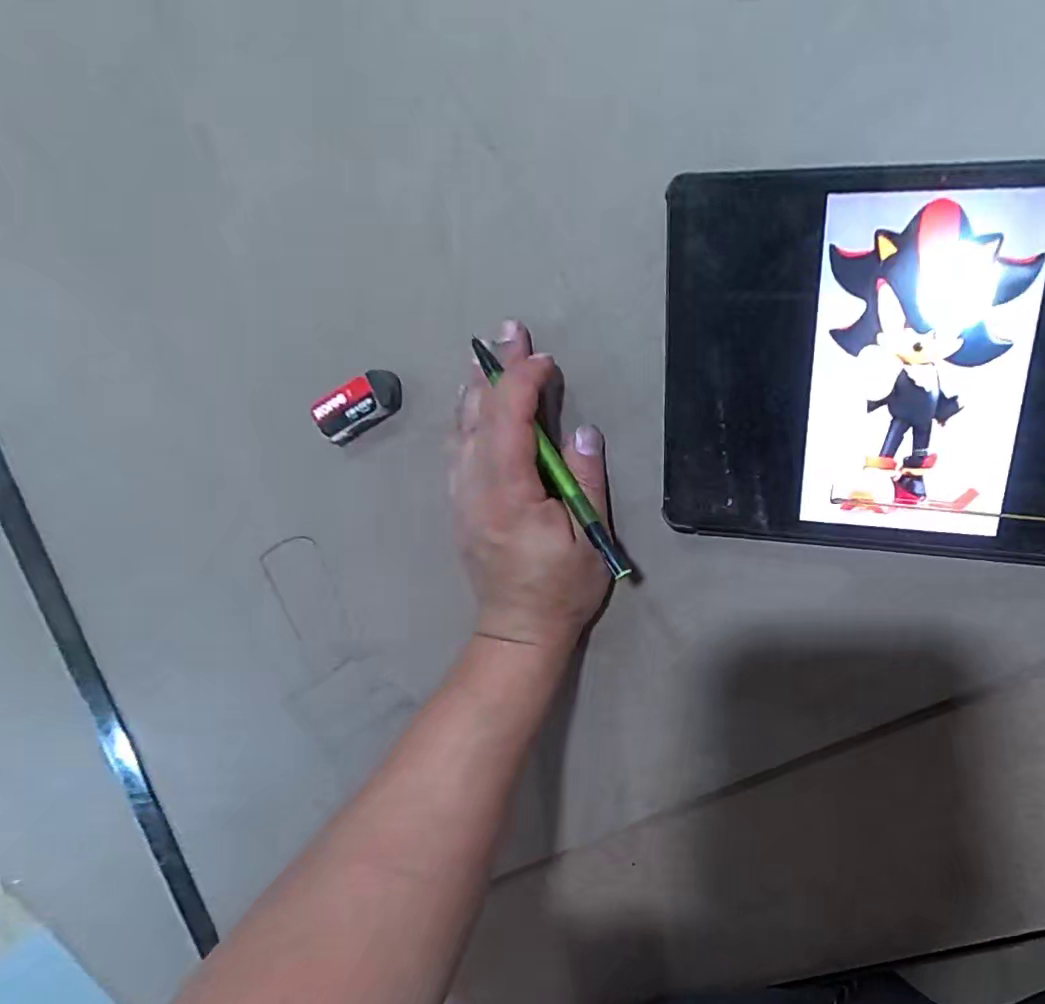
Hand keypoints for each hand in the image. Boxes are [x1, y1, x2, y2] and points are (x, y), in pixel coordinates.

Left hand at [448, 320, 614, 649]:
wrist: (517, 630)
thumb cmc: (561, 589)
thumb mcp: (589, 538)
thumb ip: (586, 480)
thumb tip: (582, 431)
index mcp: (508, 495)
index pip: (509, 421)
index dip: (524, 383)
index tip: (545, 362)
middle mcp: (474, 489)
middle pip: (478, 416)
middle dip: (496, 371)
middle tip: (509, 331)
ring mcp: (461, 498)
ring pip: (460, 430)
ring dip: (476, 390)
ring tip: (487, 357)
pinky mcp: (459, 506)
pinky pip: (456, 450)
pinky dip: (466, 418)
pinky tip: (471, 405)